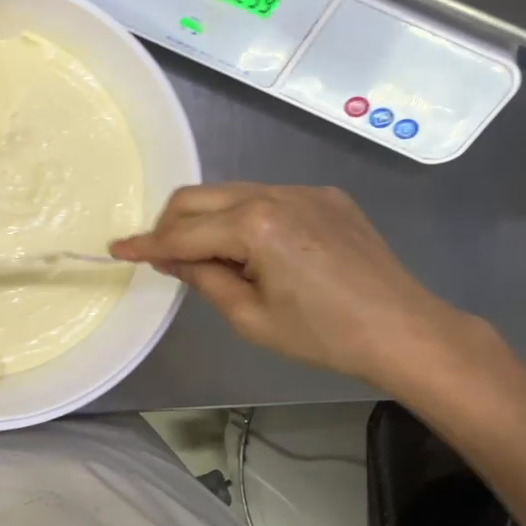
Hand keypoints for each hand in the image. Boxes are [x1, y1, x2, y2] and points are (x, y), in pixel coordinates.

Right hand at [111, 183, 482, 388]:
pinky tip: (263, 251)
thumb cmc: (326, 335)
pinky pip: (267, 197)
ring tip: (218, 260)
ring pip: (230, 193)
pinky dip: (247, 217)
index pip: (183, 233)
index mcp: (254, 225)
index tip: (117, 248)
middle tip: (165, 258)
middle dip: (172, 225)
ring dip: (210, 220)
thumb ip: (203, 278)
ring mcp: (302, 190)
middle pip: (198, 197)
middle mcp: (273, 193)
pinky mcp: (325, 195)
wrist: (408, 332)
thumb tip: (172, 257)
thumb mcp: (252, 318)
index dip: (147, 244)